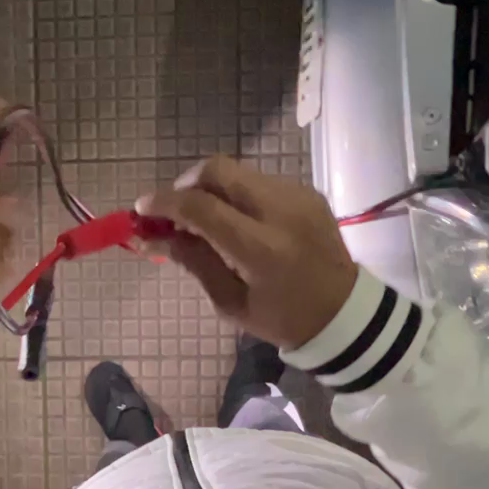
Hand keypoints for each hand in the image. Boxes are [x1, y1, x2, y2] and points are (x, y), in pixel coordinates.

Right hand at [138, 157, 357, 348]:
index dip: (165, 203)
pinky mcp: (307, 192)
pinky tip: (233, 219)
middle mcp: (281, 211)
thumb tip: (154, 237)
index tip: (142, 209)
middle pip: (219, 170)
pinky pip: (259, 181)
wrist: (346, 314)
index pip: (201, 207)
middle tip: (172, 209)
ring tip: (201, 218)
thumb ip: (193, 262)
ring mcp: (298, 196)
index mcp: (261, 248)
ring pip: (238, 172)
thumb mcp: (230, 302)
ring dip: (211, 188)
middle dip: (185, 183)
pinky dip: (236, 194)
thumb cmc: (283, 318)